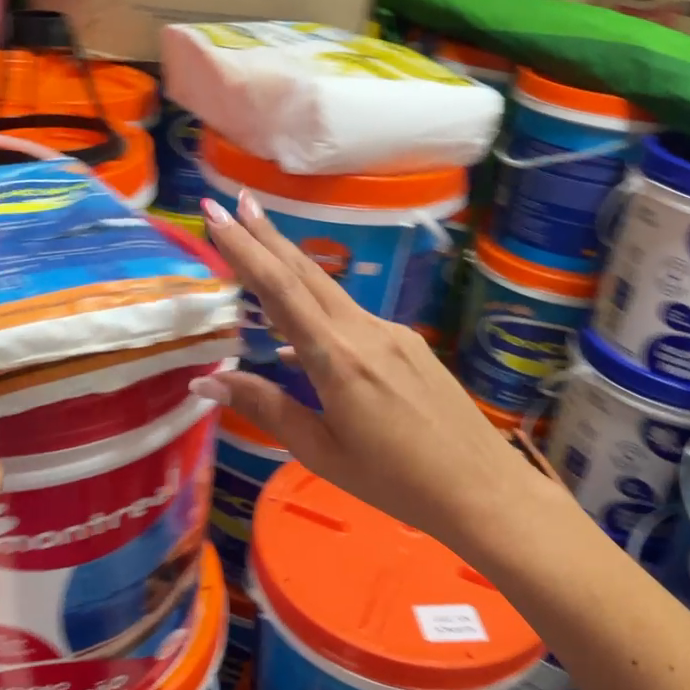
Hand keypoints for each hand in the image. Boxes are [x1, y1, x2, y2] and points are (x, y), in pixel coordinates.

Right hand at [191, 194, 551, 557]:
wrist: (481, 488)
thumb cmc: (394, 481)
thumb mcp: (321, 451)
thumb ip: (267, 408)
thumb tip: (208, 381)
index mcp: (338, 359)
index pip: (281, 291)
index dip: (244, 250)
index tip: (217, 213)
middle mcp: (366, 332)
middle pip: (307, 273)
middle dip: (268, 235)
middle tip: (237, 200)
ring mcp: (393, 334)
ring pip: (331, 291)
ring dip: (293, 265)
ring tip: (261, 243)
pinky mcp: (410, 345)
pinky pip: (353, 317)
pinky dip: (320, 308)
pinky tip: (304, 332)